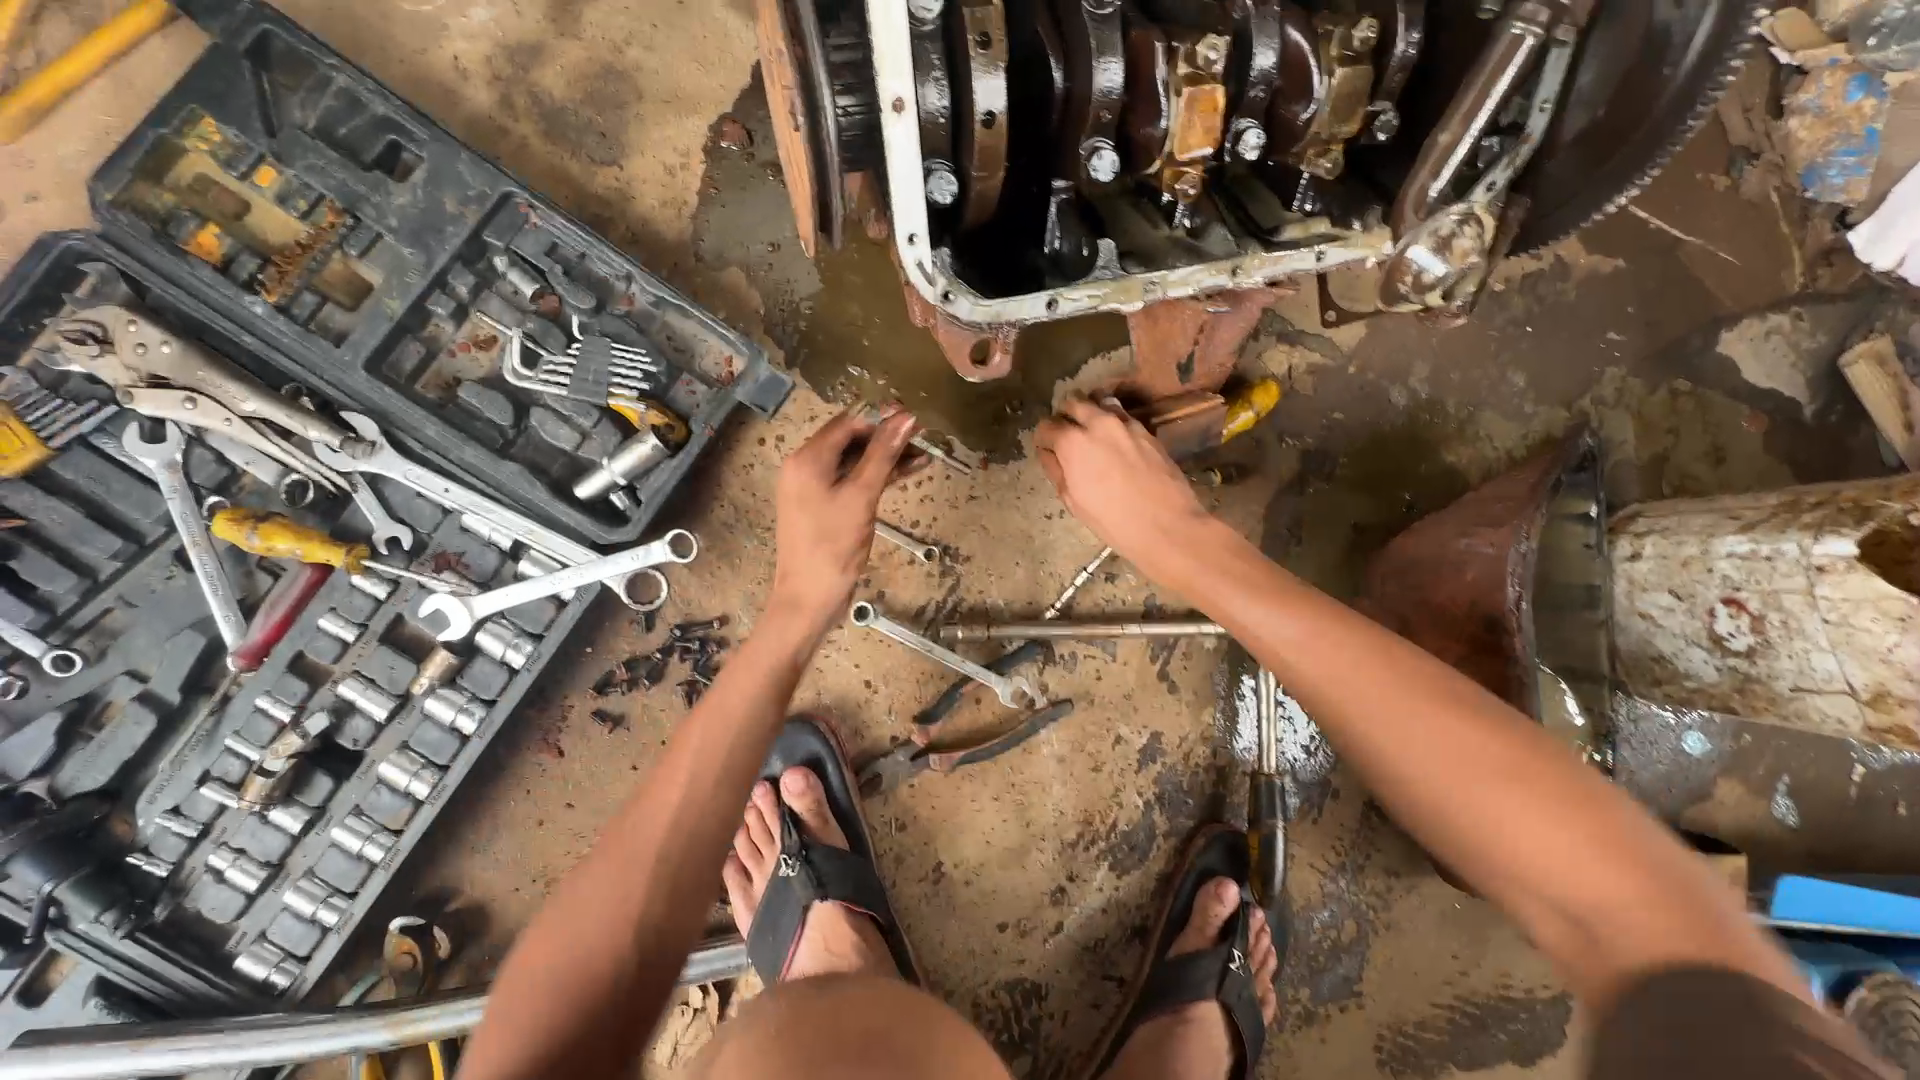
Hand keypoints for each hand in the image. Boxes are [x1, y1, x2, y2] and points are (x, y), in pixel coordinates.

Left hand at [769, 406, 918, 636]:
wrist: (809, 598)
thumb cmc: (833, 547)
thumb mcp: (862, 496)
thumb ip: (883, 455)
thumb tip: (905, 418)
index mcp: (807, 459)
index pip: (848, 423)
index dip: (881, 419)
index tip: (915, 421)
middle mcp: (804, 467)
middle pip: (850, 440)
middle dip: (886, 439)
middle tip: (923, 440)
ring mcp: (811, 488)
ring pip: (853, 462)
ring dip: (884, 458)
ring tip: (923, 458)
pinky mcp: (821, 506)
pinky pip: (849, 481)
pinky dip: (874, 478)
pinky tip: (905, 474)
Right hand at [1035, 396, 1211, 569]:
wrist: (1167, 525)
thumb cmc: (1113, 521)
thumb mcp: (1074, 501)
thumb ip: (1056, 471)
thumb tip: (1048, 453)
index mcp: (1073, 443)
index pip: (1046, 426)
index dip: (1043, 439)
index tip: (1047, 450)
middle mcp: (1097, 423)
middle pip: (1072, 402)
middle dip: (1065, 415)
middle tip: (1066, 435)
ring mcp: (1125, 423)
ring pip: (1099, 402)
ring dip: (1090, 411)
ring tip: (1090, 431)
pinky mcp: (1146, 429)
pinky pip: (1122, 415)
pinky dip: (1112, 421)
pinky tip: (1115, 441)